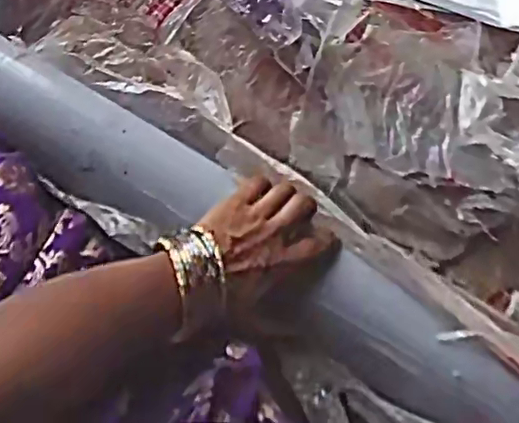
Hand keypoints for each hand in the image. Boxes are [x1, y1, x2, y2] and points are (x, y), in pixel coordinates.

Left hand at [196, 176, 335, 333]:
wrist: (191, 278)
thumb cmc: (223, 304)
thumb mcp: (254, 323)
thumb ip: (279, 330)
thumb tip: (300, 337)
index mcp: (284, 261)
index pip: (318, 243)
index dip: (327, 238)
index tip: (327, 238)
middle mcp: (276, 232)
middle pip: (304, 204)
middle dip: (307, 206)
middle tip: (301, 211)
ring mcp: (257, 212)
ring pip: (285, 189)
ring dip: (286, 192)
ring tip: (281, 198)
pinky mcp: (238, 199)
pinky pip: (259, 180)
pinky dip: (262, 183)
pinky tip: (258, 191)